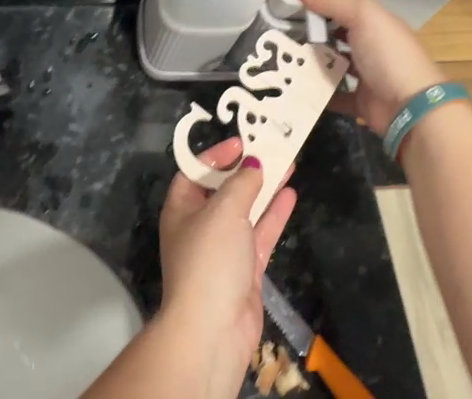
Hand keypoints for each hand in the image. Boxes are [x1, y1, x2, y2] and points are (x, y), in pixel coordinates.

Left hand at [156, 138, 296, 389]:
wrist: (212, 330)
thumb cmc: (209, 260)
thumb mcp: (223, 211)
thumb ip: (240, 184)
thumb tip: (252, 164)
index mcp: (181, 208)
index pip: (195, 170)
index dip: (216, 154)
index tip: (242, 142)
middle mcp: (199, 225)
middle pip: (223, 189)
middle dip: (245, 169)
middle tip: (271, 147)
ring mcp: (223, 249)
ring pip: (246, 209)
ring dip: (265, 188)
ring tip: (288, 163)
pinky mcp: (244, 269)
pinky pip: (260, 233)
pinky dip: (274, 214)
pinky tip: (290, 195)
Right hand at [293, 0, 447, 135]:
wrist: (412, 110)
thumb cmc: (389, 54)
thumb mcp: (362, 16)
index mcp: (375, 18)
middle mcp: (372, 43)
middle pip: (336, 29)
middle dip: (310, 25)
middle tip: (275, 20)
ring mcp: (366, 73)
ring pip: (333, 61)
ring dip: (311, 58)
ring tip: (279, 50)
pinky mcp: (359, 100)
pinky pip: (333, 94)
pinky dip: (317, 91)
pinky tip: (293, 83)